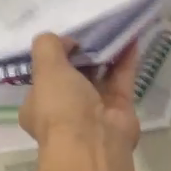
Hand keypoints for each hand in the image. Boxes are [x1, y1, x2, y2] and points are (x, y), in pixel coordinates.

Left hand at [19, 33, 142, 170]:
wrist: (94, 140)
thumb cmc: (61, 107)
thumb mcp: (45, 71)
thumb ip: (48, 48)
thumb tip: (63, 38)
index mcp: (39, 103)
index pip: (45, 76)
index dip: (55, 55)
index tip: (68, 39)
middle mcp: (66, 106)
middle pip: (75, 74)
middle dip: (83, 53)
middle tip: (92, 30)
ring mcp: (95, 107)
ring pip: (101, 74)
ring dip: (106, 53)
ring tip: (114, 29)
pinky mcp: (121, 106)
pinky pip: (122, 78)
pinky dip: (126, 59)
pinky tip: (131, 39)